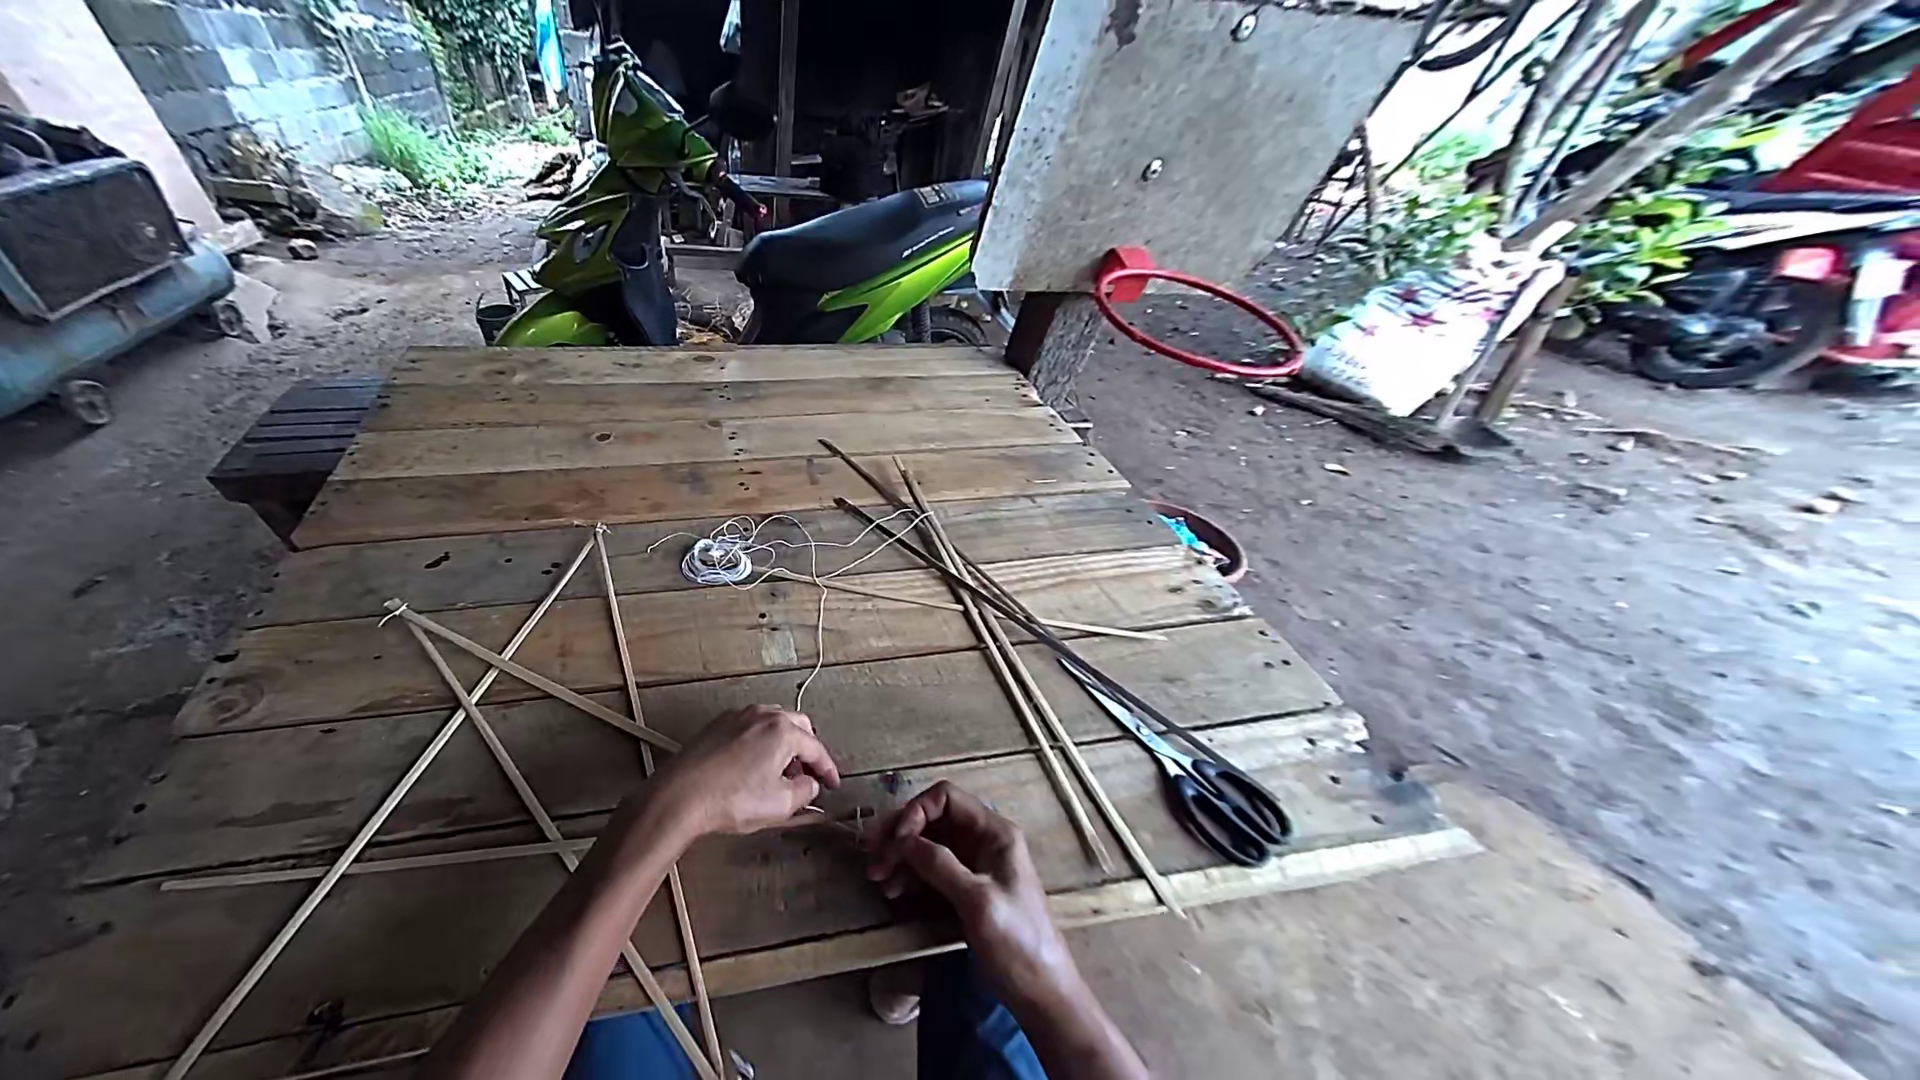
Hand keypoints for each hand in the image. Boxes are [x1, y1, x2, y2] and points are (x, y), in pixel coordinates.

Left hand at [648, 705, 840, 838]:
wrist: (679, 798)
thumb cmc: (727, 799)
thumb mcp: (780, 804)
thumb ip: (805, 791)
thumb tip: (809, 785)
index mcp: (783, 730)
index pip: (816, 748)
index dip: (828, 769)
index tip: (831, 782)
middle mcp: (763, 715)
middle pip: (798, 727)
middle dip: (807, 751)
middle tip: (808, 774)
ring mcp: (738, 717)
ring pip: (773, 724)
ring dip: (783, 745)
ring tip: (779, 773)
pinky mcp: (718, 726)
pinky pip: (750, 728)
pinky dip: (760, 743)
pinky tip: (753, 767)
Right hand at [865, 781, 1078, 1007]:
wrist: (1040, 991)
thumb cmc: (1017, 941)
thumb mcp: (978, 901)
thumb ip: (941, 865)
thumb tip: (904, 839)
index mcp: (993, 832)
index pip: (947, 798)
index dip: (916, 811)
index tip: (896, 841)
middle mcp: (982, 840)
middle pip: (933, 820)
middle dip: (901, 835)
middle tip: (874, 858)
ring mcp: (973, 863)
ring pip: (927, 844)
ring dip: (900, 856)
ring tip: (878, 879)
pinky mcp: (964, 888)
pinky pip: (930, 869)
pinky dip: (909, 875)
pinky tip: (893, 891)